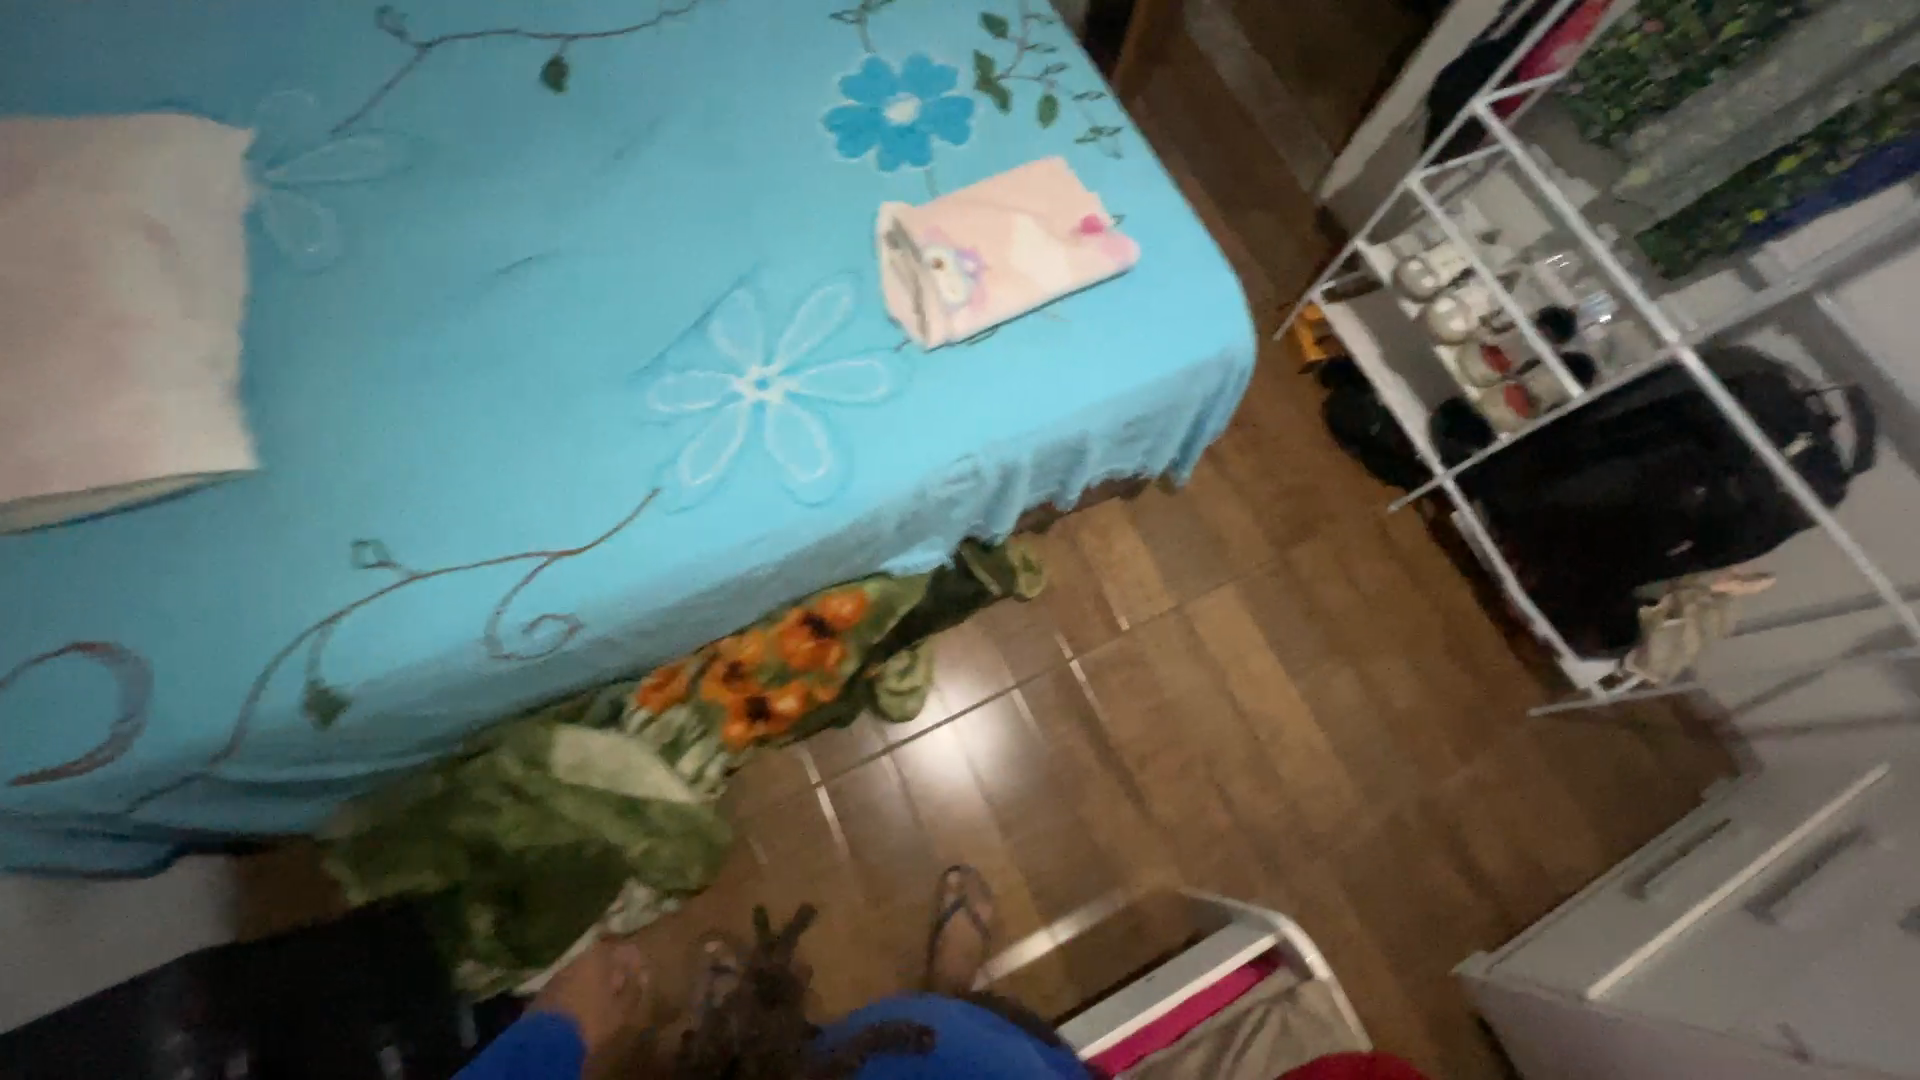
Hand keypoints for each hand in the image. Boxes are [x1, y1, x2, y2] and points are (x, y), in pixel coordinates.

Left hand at [531, 936, 649, 1075]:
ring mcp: (559, 974)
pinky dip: (578, 992)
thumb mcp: (621, 1009)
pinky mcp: (544, 993)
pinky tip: (582, 1007)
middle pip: (601, 959)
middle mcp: (579, 958)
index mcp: (600, 956)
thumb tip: (644, 975)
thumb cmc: (591, 1019)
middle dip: (612, 971)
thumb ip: (634, 989)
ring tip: (602, 998)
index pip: (624, 950)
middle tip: (621, 985)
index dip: (633, 961)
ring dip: (593, 982)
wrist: (545, 1042)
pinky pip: (569, 986)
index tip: (640, 972)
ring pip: (583, 973)